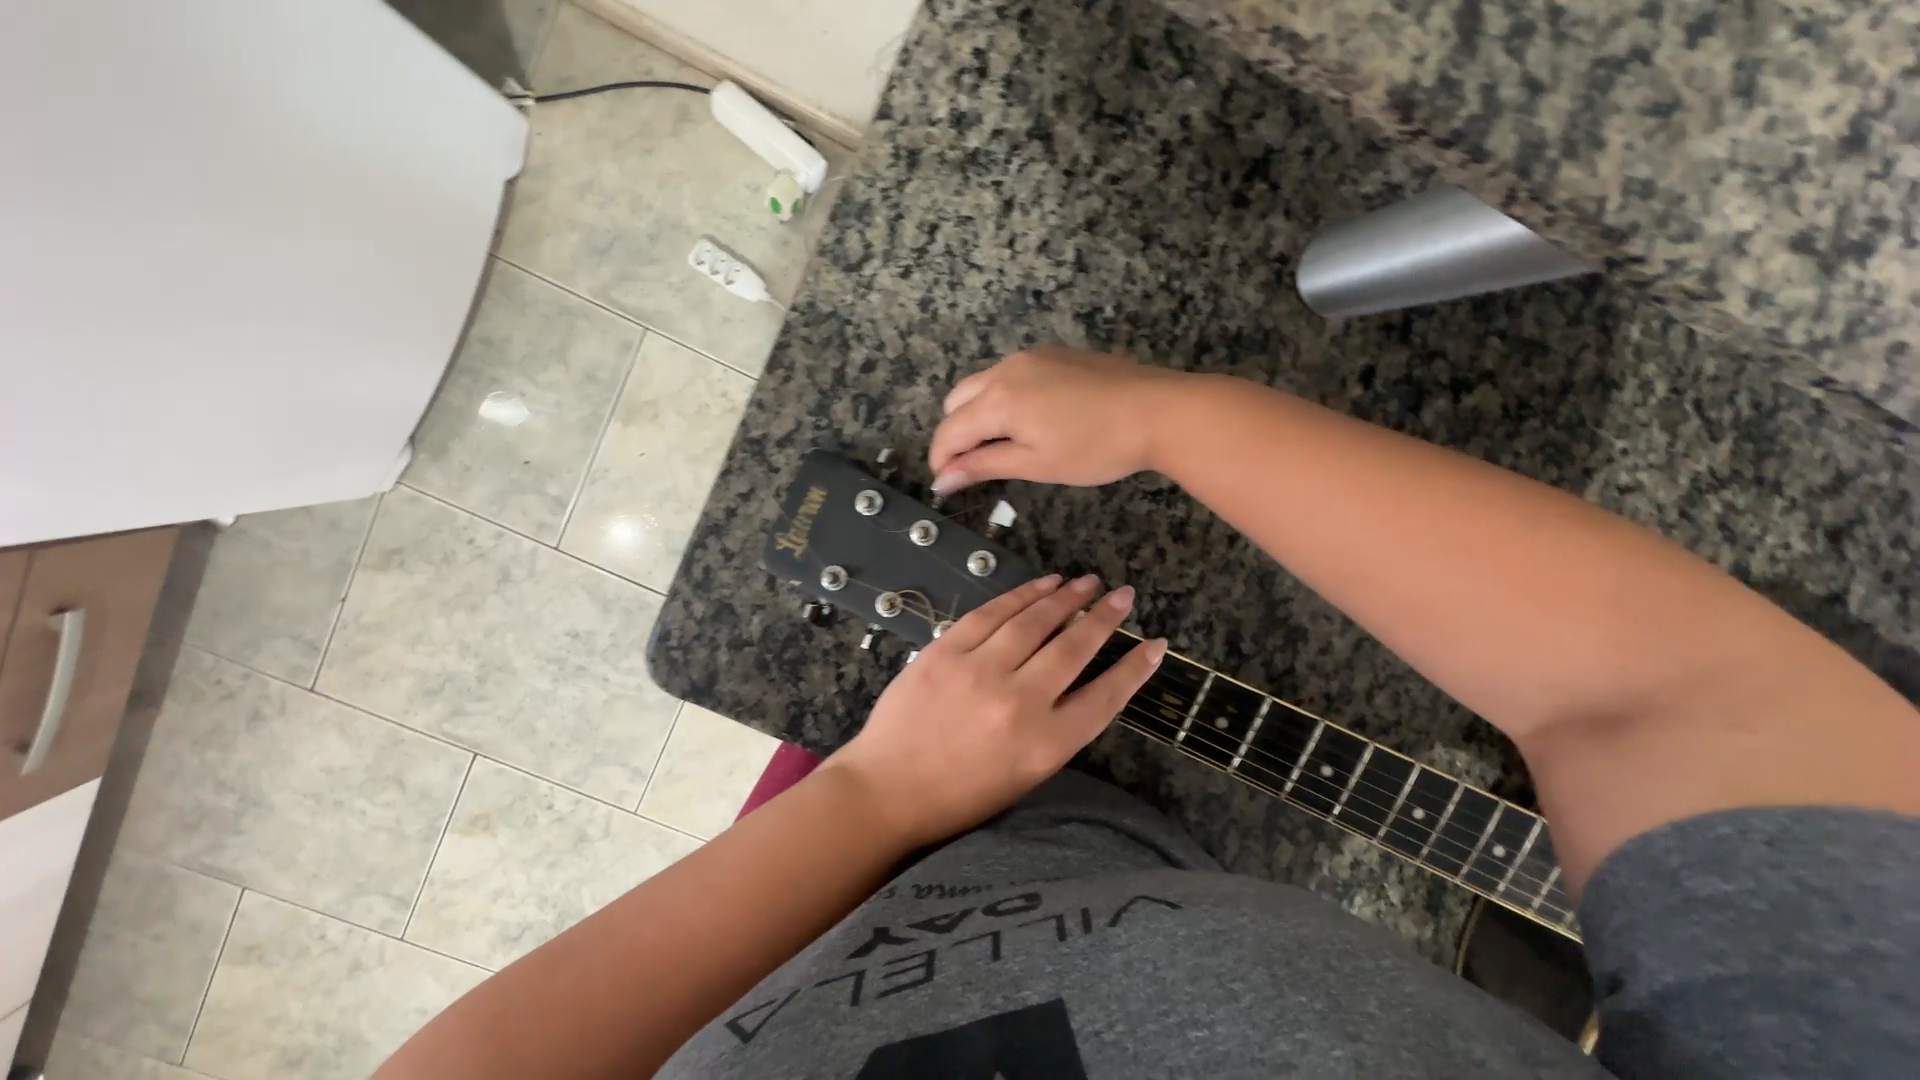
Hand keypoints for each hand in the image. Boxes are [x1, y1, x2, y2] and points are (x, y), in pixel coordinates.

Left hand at [823, 573, 1167, 848]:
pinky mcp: (944, 652)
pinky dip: (1022, 595)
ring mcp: (979, 672)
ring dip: (1066, 597)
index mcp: (1045, 745)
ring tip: (1086, 583)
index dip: (1135, 668)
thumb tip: (1083, 682)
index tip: (1154, 644)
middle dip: (1104, 617)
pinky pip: (992, 614)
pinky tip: (1043, 585)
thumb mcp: (1024, 776)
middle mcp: (1019, 703)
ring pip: (1035, 621)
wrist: (886, 791)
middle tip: (1123, 595)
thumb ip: (1057, 730)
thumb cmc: (960, 796)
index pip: (1105, 697)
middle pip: (1074, 648)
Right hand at [928, 347, 1189, 494]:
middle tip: (973, 466)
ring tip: (1002, 444)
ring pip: (984, 383)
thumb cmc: (1095, 447)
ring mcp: (1032, 356)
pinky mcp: (1056, 354)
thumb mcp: (1036, 464)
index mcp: (998, 398)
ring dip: (979, 413)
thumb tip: (943, 478)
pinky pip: (1012, 374)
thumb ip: (984, 465)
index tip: (944, 485)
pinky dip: (1005, 398)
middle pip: (958, 400)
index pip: (949, 430)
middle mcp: (1007, 369)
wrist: (1158, 411)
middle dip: (956, 433)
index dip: (942, 459)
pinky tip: (1032, 421)